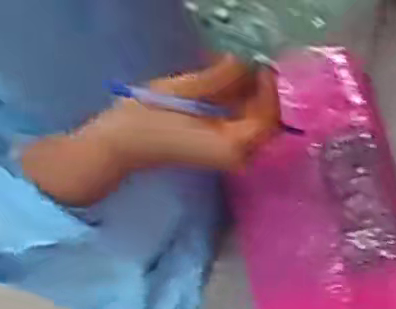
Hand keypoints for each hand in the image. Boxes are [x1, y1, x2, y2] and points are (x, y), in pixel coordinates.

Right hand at [23, 56, 281, 205]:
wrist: (127, 145)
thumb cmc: (149, 117)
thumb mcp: (184, 90)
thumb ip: (218, 79)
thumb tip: (240, 63)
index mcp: (233, 145)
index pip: (266, 120)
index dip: (268, 93)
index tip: (262, 67)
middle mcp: (240, 157)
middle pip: (265, 127)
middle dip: (263, 97)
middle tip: (253, 68)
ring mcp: (232, 158)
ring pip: (256, 129)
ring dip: (252, 102)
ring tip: (239, 73)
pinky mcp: (223, 153)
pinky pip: (243, 132)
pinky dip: (241, 110)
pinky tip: (229, 90)